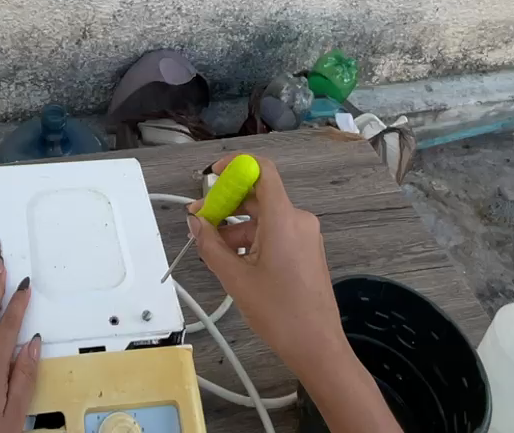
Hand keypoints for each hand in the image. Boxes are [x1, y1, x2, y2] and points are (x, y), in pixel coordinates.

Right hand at [188, 155, 402, 432]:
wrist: (319, 349)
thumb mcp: (235, 278)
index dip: (236, 165)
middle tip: (201, 219)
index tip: (213, 176)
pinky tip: (235, 259)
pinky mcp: (307, 251)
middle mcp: (298, 219)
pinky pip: (276, 231)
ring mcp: (305, 235)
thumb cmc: (278, 312)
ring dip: (237, 226)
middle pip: (258, 195)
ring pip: (265, 216)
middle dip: (227, 203)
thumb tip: (195, 221)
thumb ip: (210, 244)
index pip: (262, 169)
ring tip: (214, 248)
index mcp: (283, 218)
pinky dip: (253, 238)